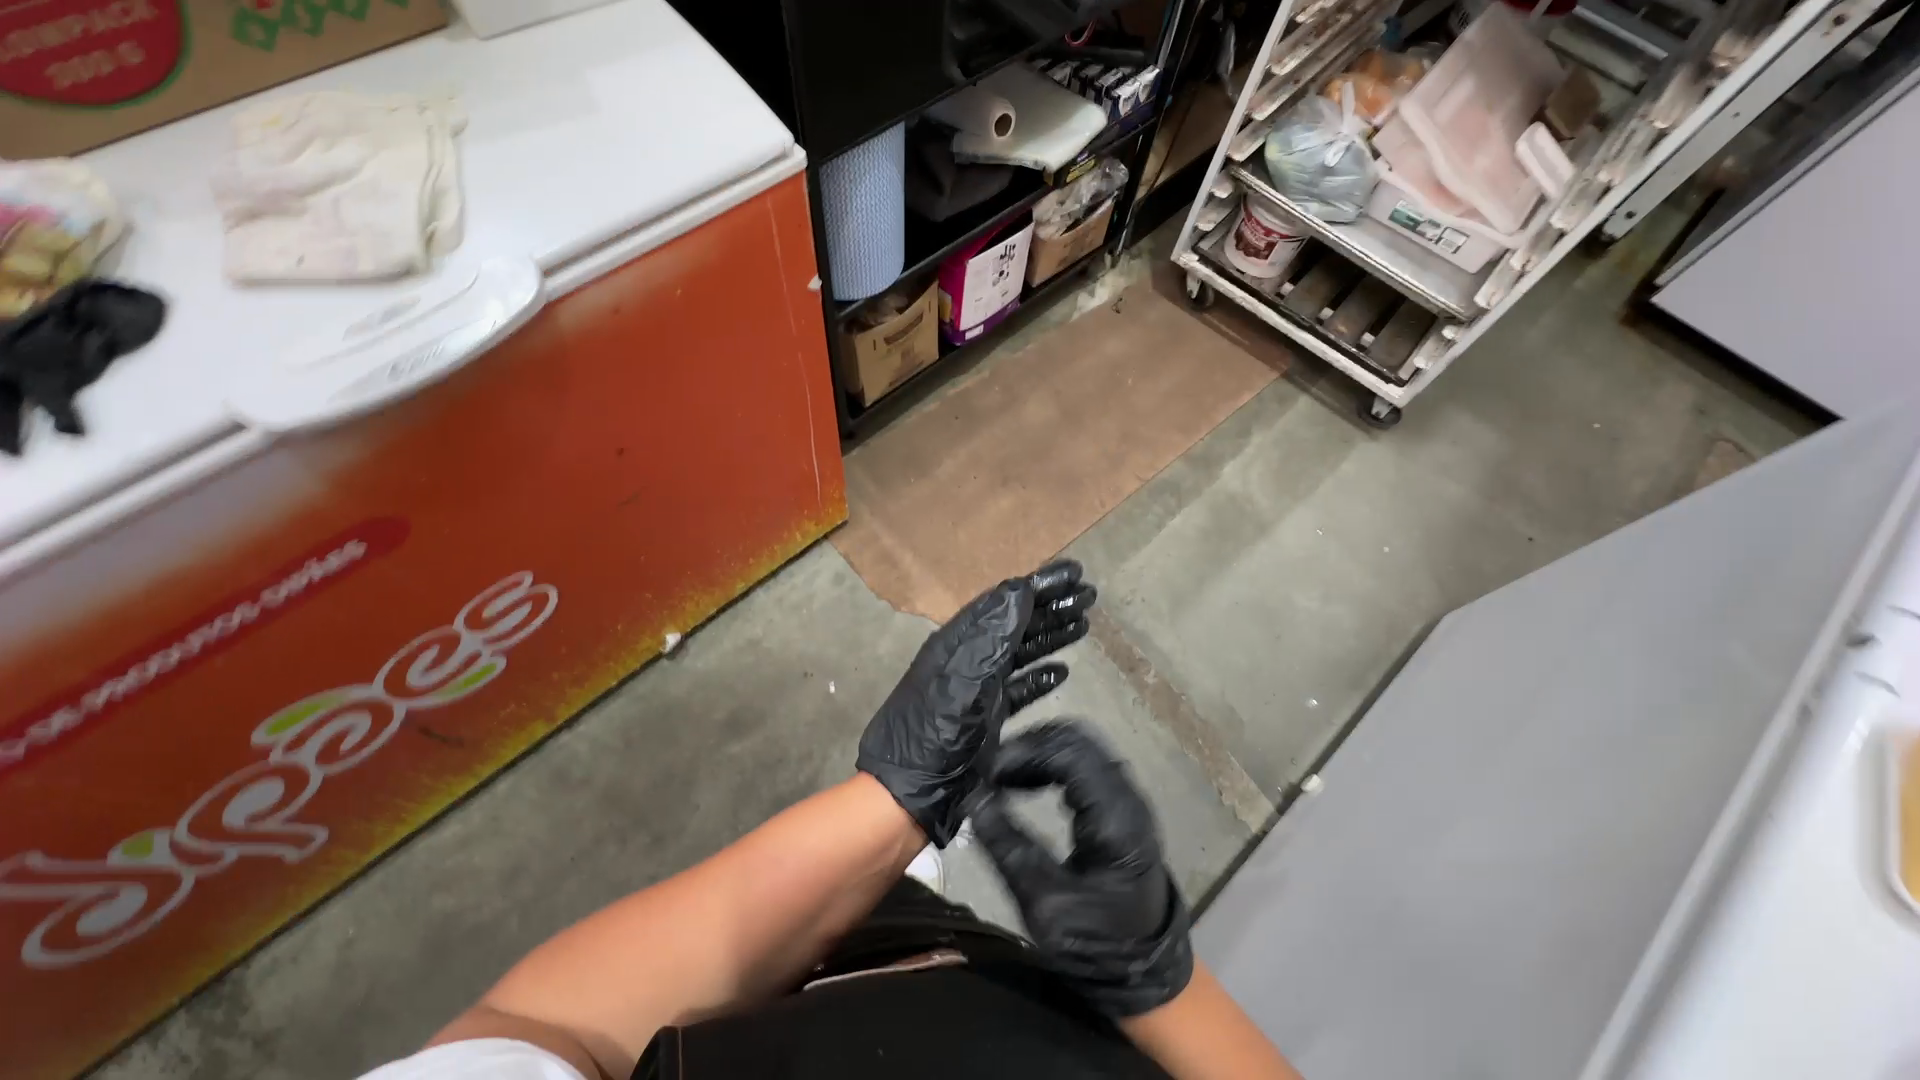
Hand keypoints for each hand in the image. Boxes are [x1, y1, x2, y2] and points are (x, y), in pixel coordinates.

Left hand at [857, 560, 1095, 846]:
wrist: (910, 795)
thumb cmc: (936, 737)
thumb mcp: (964, 682)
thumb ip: (991, 638)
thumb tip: (1020, 590)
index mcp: (960, 644)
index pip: (1005, 602)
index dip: (1040, 585)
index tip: (1075, 573)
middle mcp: (969, 660)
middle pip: (1016, 624)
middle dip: (1051, 607)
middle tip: (1088, 596)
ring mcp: (977, 689)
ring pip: (1020, 653)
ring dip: (1050, 636)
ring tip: (1083, 625)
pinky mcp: (985, 717)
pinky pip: (1018, 688)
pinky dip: (1040, 677)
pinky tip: (1061, 672)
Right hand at [970, 720, 1193, 1017]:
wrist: (1142, 969)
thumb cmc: (1094, 942)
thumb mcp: (1043, 904)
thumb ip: (1008, 847)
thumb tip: (974, 798)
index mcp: (1114, 819)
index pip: (1069, 754)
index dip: (1023, 752)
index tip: (986, 772)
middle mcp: (1126, 797)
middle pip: (1076, 739)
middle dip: (1028, 745)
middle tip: (989, 771)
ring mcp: (1126, 798)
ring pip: (1079, 746)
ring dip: (1037, 752)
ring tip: (1000, 778)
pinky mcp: (1117, 805)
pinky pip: (1082, 764)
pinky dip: (1048, 764)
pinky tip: (1022, 785)